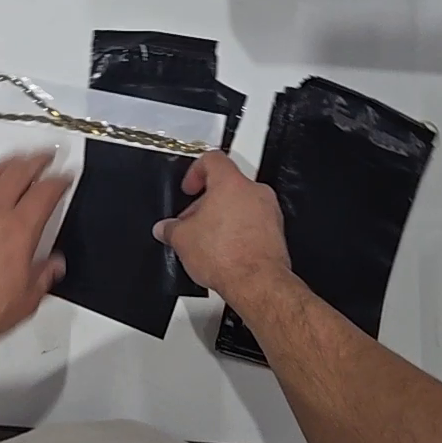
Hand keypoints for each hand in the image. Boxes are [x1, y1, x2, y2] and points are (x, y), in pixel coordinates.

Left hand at [0, 154, 71, 353]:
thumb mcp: (24, 301)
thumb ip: (43, 277)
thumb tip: (54, 264)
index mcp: (18, 228)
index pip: (45, 192)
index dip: (59, 180)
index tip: (66, 176)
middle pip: (18, 172)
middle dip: (36, 161)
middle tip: (46, 157)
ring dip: (8, 163)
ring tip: (17, 161)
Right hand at [152, 152, 290, 303]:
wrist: (256, 282)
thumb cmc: (227, 256)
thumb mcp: (182, 239)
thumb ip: (170, 228)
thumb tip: (165, 229)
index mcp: (230, 183)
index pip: (212, 159)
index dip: (195, 171)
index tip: (189, 188)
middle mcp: (254, 192)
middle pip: (226, 184)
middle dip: (206, 201)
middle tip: (192, 220)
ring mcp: (269, 211)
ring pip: (241, 204)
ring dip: (223, 216)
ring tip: (207, 238)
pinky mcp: (276, 232)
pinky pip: (254, 222)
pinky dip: (239, 230)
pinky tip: (224, 250)